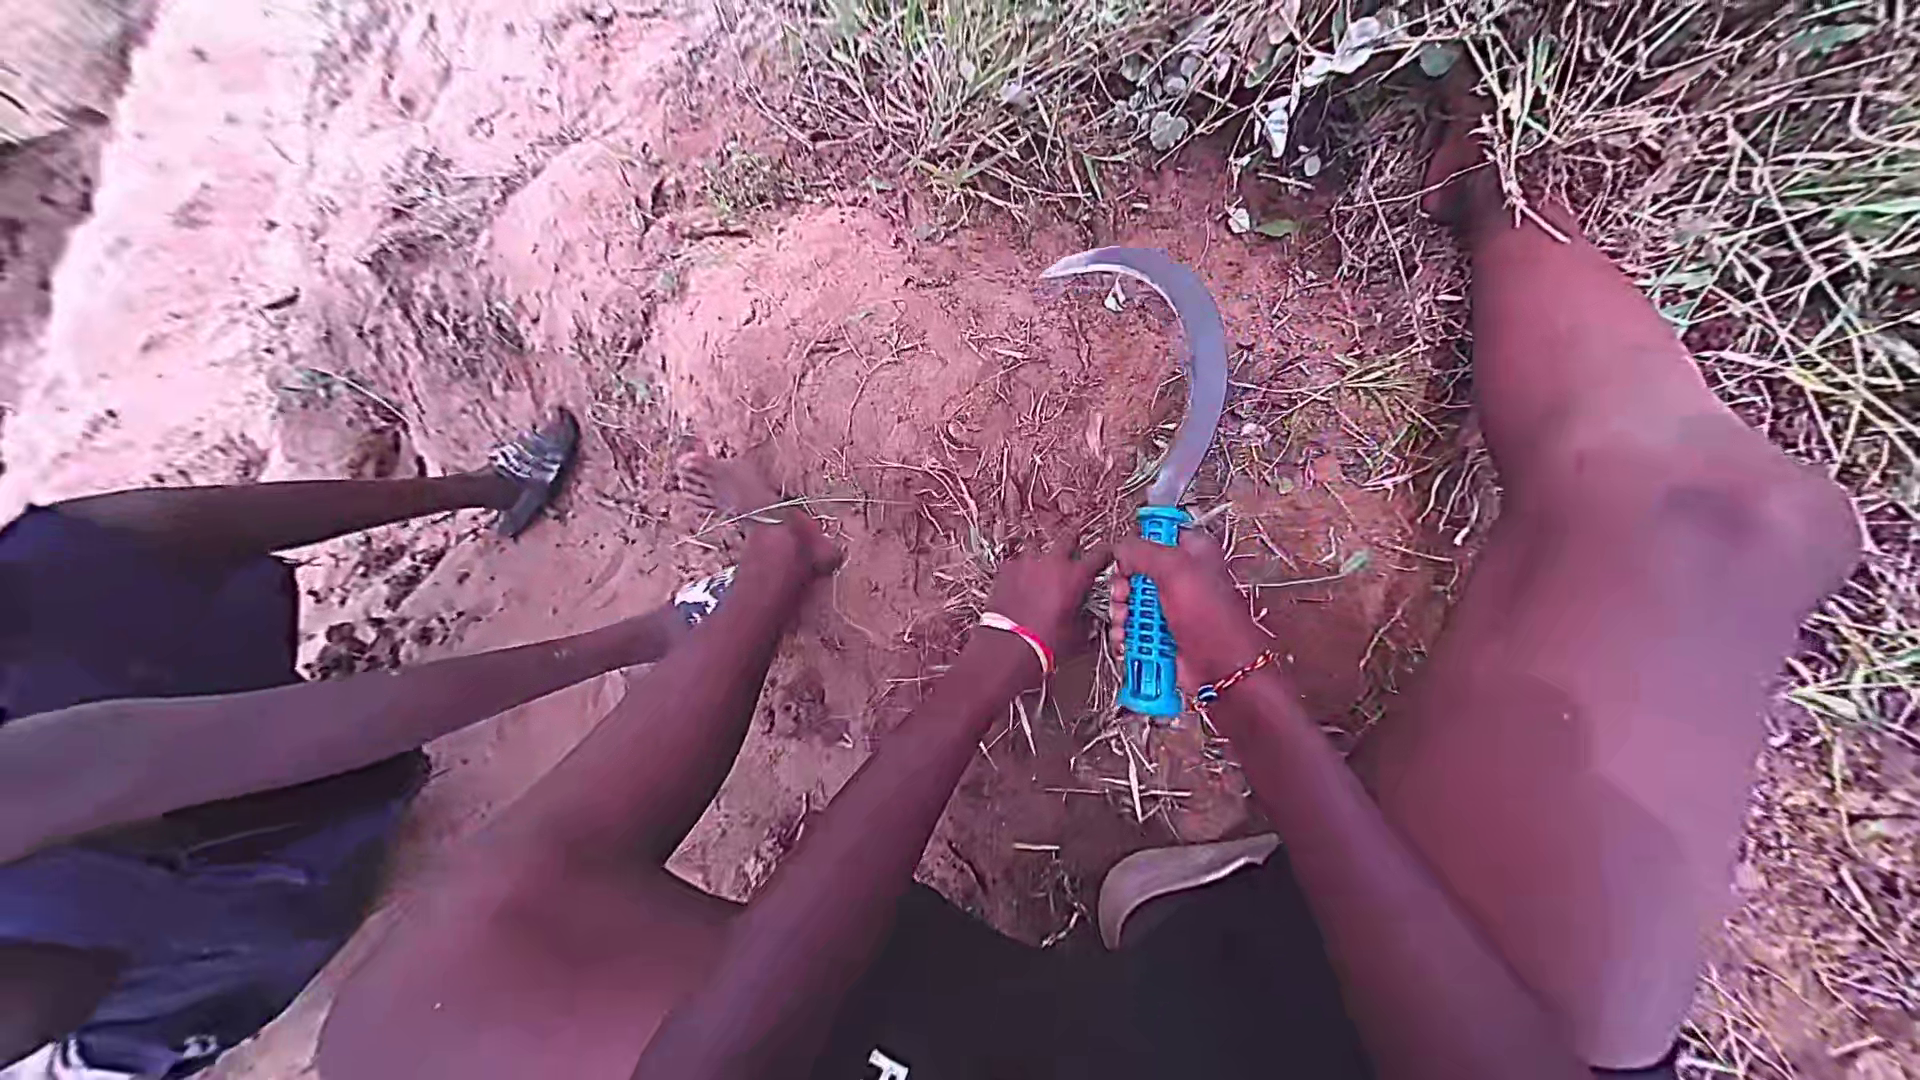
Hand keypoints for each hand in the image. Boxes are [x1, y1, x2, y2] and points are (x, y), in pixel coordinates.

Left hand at [976, 540, 1110, 673]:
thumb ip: (1087, 617)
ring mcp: (1028, 562)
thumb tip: (1087, 617)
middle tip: (1072, 558)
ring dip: (1044, 562)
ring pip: (1040, 551)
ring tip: (1042, 578)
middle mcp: (1053, 562)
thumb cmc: (1044, 641)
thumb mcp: (1078, 633)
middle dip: (1072, 545)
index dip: (1105, 554)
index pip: (1100, 554)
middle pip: (1068, 539)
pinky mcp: (1007, 568)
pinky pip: (1019, 564)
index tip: (1105, 556)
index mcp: (1076, 575)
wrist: (1009, 645)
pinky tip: (1022, 586)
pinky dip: (1023, 572)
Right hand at [1109, 529, 1269, 690]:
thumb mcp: (1175, 571)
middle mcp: (1181, 575)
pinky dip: (1125, 632)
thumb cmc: (1212, 621)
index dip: (1137, 545)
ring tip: (1126, 622)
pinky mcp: (1160, 629)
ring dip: (1122, 612)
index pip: (1156, 533)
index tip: (1129, 559)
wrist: (1220, 670)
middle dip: (1123, 585)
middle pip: (1135, 569)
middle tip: (1125, 596)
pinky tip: (1128, 638)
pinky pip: (1132, 625)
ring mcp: (1169, 604)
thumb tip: (1121, 548)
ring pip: (1130, 599)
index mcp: (1192, 551)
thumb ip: (1143, 551)